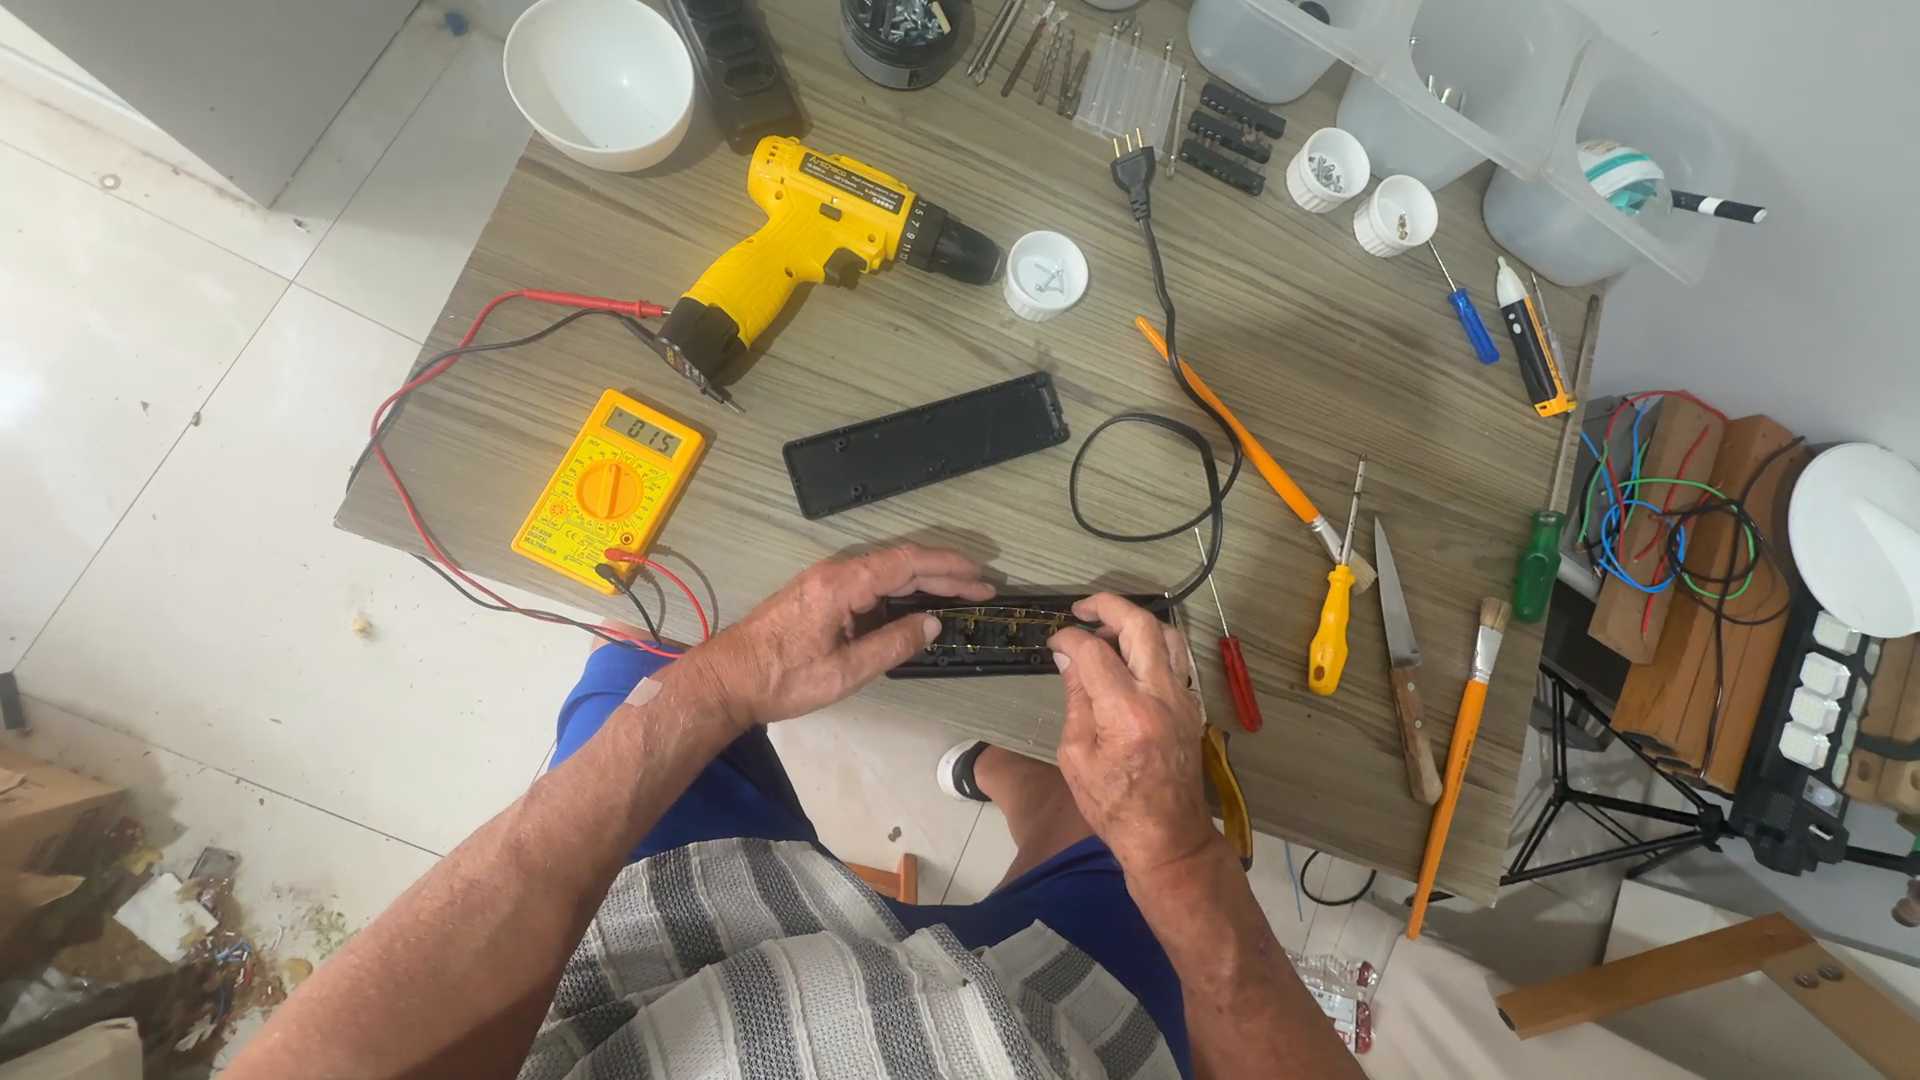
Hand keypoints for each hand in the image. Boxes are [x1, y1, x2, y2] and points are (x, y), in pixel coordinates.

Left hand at [679, 545, 993, 728]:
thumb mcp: (845, 671)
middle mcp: (836, 572)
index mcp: (844, 585)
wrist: (727, 680)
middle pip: (901, 563)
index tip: (980, 577)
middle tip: (981, 587)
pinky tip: (916, 602)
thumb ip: (893, 644)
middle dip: (945, 573)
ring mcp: (826, 580)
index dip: (949, 568)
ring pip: (886, 570)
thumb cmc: (782, 680)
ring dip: (924, 580)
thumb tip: (933, 623)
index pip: (908, 564)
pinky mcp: (819, 592)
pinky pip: (870, 581)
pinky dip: (901, 588)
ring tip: (958, 593)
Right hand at [1048, 593, 1215, 875]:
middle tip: (1083, 608)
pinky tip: (1128, 654)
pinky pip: (1175, 657)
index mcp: (1126, 713)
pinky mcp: (1190, 705)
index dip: (1069, 637)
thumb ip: (1076, 697)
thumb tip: (1068, 655)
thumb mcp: (1075, 754)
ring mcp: (1182, 699)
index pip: (1094, 651)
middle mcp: (1161, 696)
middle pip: (1141, 626)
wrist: (1168, 836)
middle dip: (1108, 606)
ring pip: (1167, 634)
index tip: (1054, 641)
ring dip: (1135, 620)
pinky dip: (1151, 642)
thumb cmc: (1113, 805)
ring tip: (1107, 627)